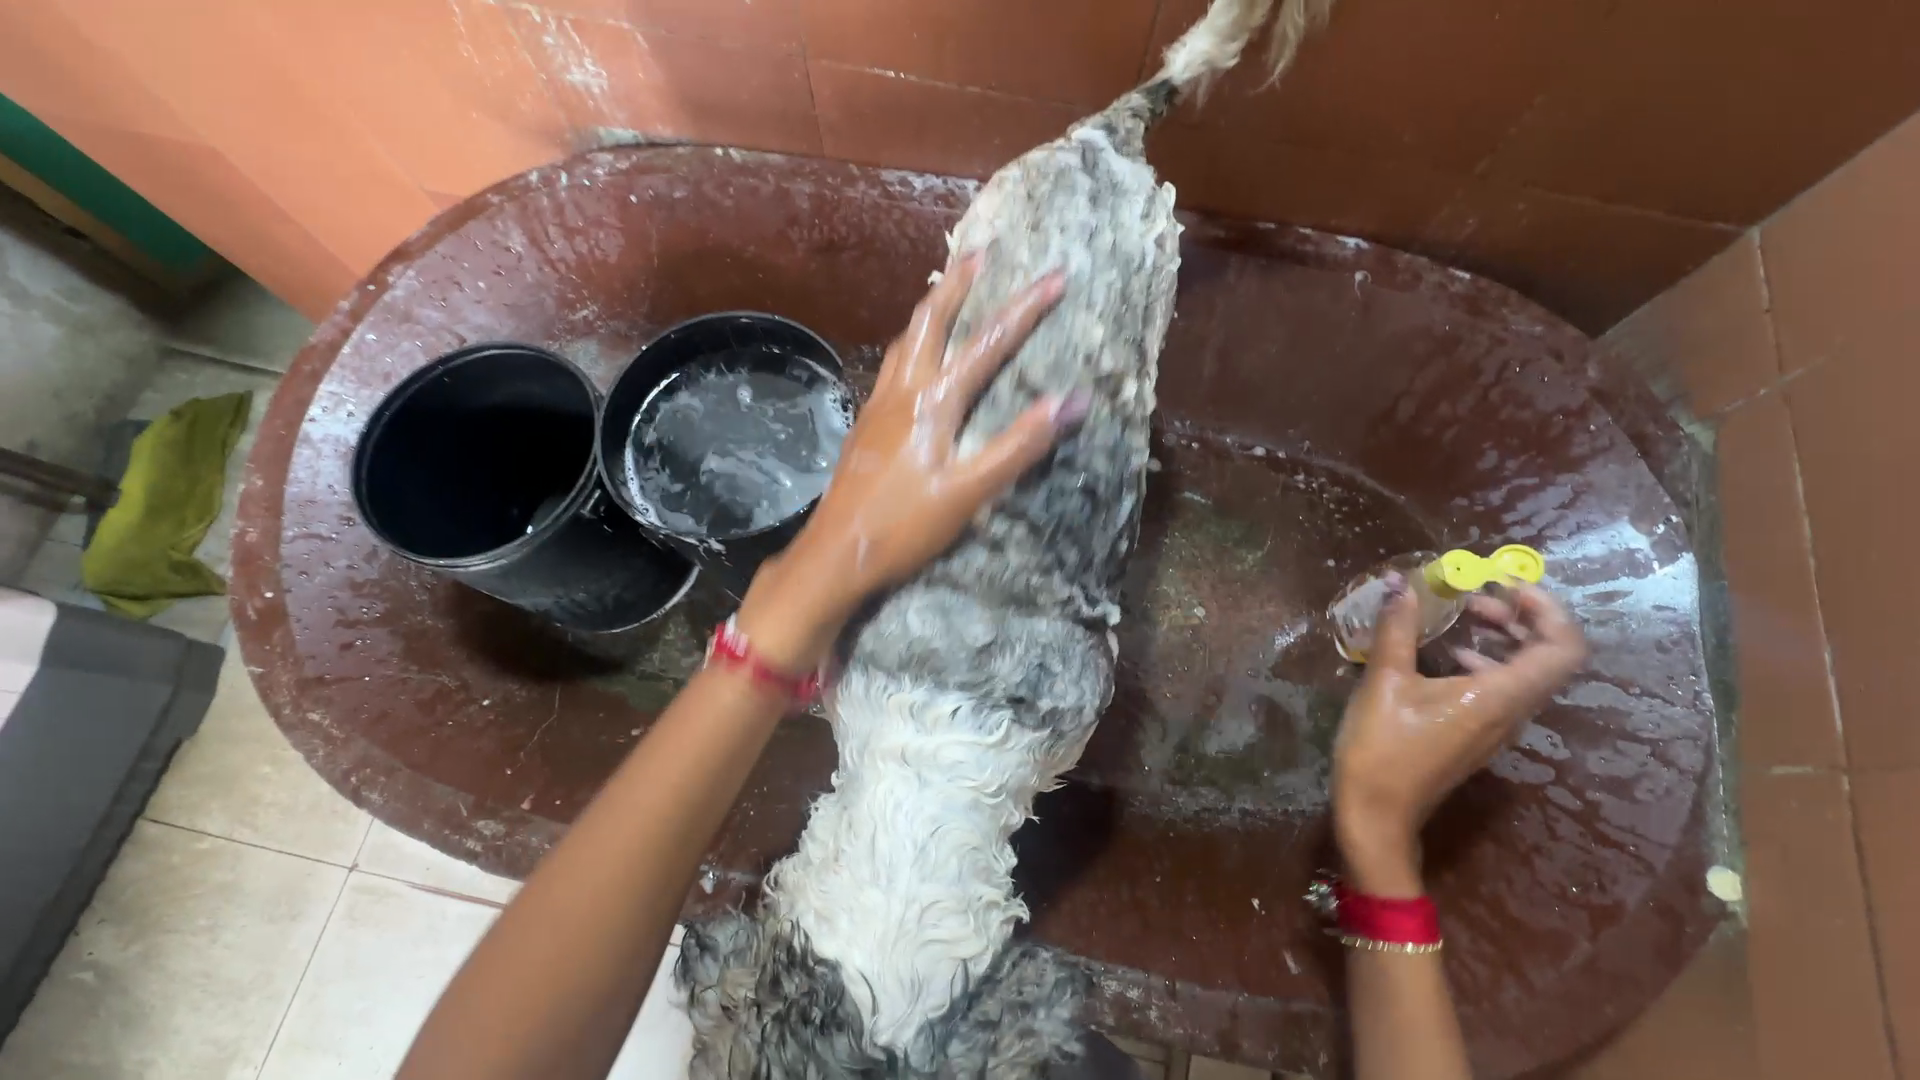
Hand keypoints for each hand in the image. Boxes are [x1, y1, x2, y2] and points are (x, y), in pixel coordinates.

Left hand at [735, 254, 1082, 669]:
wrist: (836, 554)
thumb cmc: (905, 526)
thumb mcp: (970, 491)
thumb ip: (1020, 445)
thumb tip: (1074, 400)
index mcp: (933, 401)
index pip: (988, 342)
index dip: (1025, 308)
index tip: (1056, 276)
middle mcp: (902, 390)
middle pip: (930, 320)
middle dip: (959, 283)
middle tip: (982, 253)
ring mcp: (877, 405)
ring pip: (905, 340)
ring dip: (931, 309)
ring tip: (949, 292)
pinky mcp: (866, 425)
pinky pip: (892, 365)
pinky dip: (913, 343)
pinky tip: (915, 360)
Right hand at [1332, 582, 1586, 896]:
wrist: (1376, 813)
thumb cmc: (1381, 748)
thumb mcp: (1383, 681)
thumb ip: (1395, 628)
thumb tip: (1399, 582)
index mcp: (1500, 696)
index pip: (1562, 647)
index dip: (1546, 608)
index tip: (1503, 583)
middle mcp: (1512, 711)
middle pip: (1549, 656)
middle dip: (1519, 615)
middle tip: (1474, 595)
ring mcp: (1498, 726)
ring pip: (1526, 672)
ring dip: (1503, 636)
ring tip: (1460, 616)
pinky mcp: (1479, 734)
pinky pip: (1503, 687)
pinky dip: (1486, 659)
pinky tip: (1444, 654)